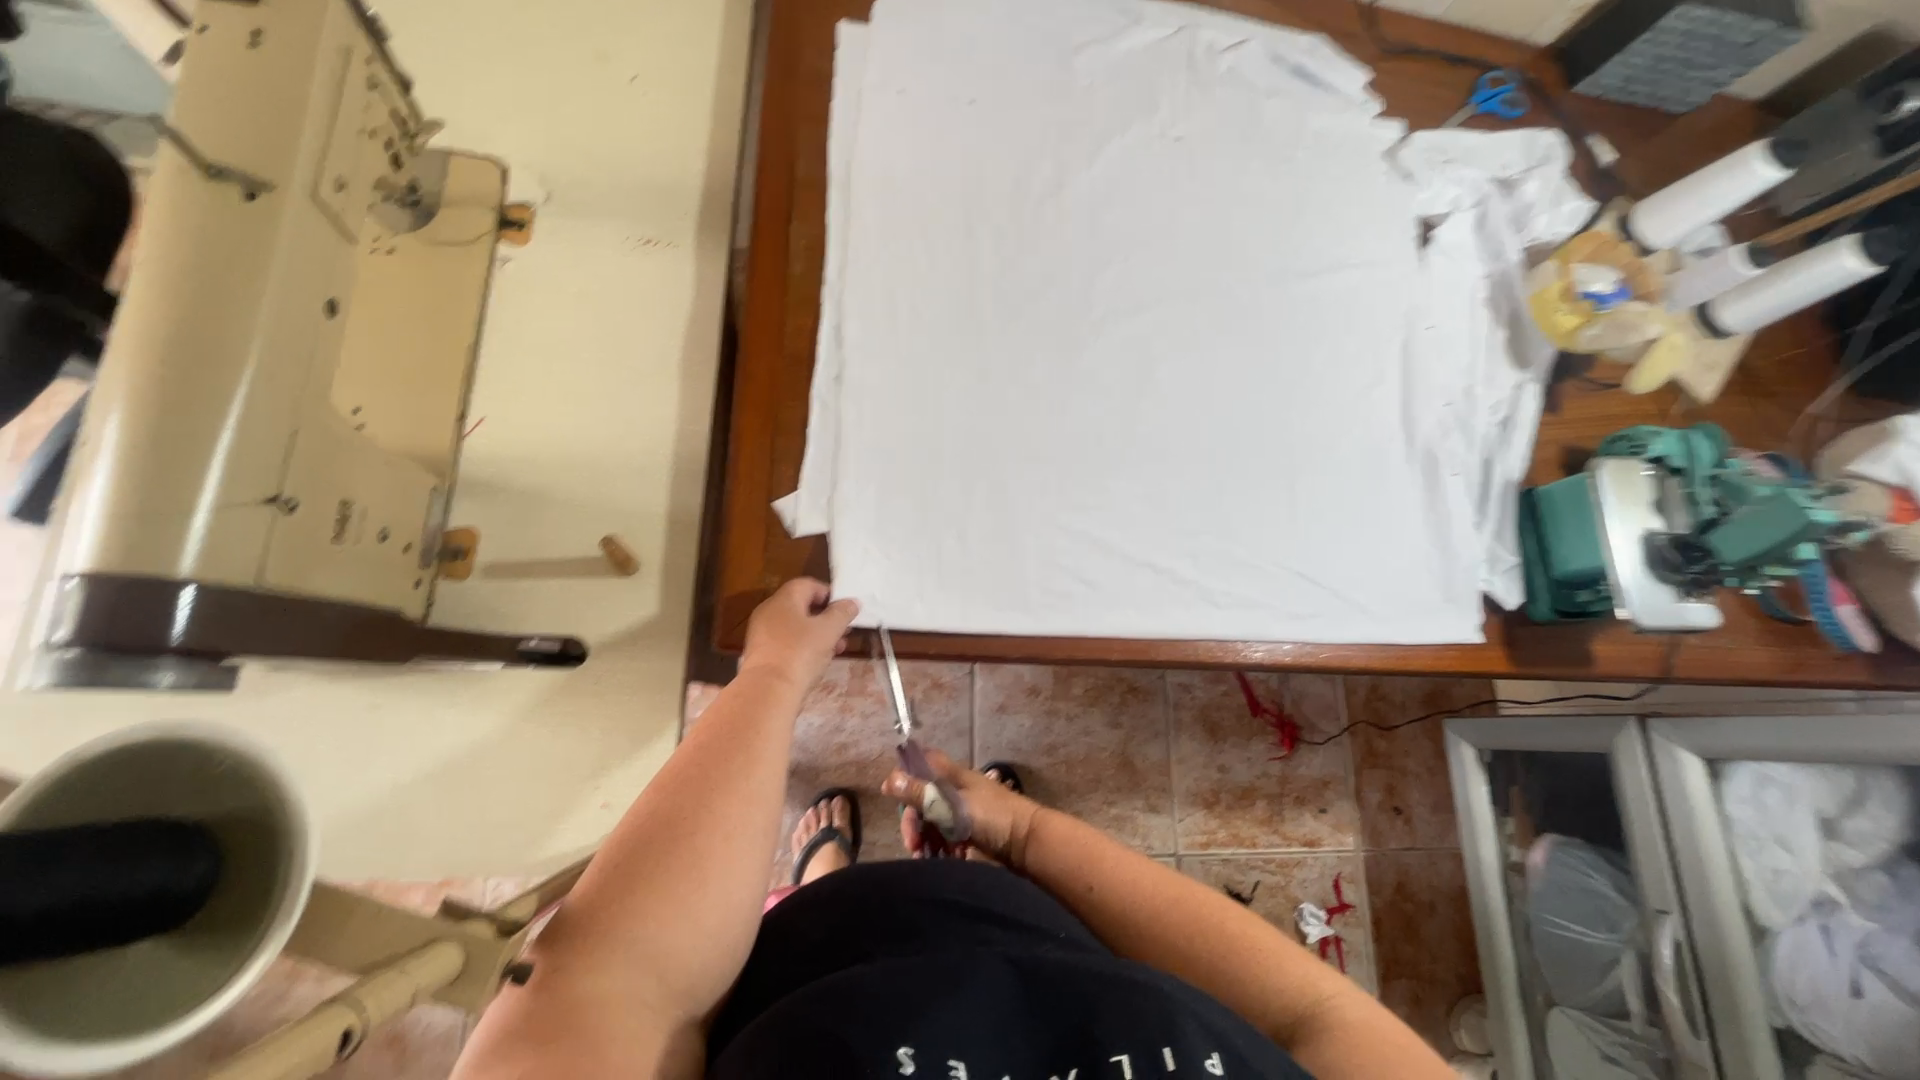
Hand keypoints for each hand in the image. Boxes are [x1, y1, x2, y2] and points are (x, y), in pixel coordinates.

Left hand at [739, 578, 859, 692]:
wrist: (768, 690)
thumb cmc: (801, 653)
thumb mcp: (829, 630)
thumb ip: (842, 613)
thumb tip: (852, 602)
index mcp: (784, 599)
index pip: (808, 585)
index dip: (829, 594)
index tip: (846, 609)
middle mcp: (769, 611)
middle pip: (802, 607)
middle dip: (826, 617)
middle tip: (845, 630)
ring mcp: (762, 633)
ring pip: (795, 627)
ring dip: (817, 634)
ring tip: (837, 648)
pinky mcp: (761, 654)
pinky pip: (786, 643)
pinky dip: (803, 646)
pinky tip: (818, 661)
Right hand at [883, 749, 1042, 869]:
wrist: (1028, 844)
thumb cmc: (991, 817)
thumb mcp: (951, 805)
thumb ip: (920, 794)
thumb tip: (888, 780)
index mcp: (952, 775)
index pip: (920, 766)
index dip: (905, 779)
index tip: (894, 801)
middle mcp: (956, 790)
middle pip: (923, 801)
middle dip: (914, 823)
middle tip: (913, 845)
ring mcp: (964, 813)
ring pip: (933, 824)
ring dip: (925, 841)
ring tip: (924, 860)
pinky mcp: (971, 834)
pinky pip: (947, 840)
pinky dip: (940, 850)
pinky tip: (942, 862)